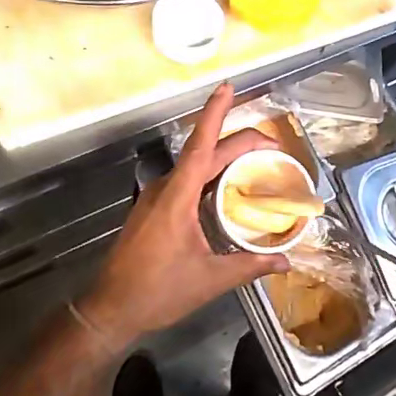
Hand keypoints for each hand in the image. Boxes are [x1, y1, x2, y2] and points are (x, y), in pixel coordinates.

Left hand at [80, 84, 289, 343]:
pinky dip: (210, 176)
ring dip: (224, 158)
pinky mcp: (153, 210)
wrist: (110, 308)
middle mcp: (166, 189)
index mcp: (177, 197)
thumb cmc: (157, 291)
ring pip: (195, 166)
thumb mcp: (209, 279)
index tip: (227, 87)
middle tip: (272, 144)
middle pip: (205, 152)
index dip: (215, 113)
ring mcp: (156, 198)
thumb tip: (285, 261)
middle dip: (239, 142)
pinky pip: (186, 181)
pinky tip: (226, 189)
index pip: (201, 145)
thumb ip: (249, 266)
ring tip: (256, 161)